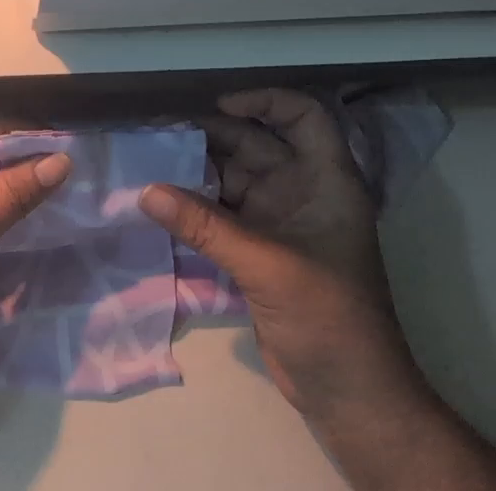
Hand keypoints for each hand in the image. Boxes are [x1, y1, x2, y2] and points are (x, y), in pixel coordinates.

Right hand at [139, 89, 421, 414]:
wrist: (349, 392)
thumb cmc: (328, 318)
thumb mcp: (267, 265)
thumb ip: (205, 226)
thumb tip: (146, 190)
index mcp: (327, 183)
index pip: (304, 118)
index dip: (265, 102)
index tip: (218, 108)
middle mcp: (303, 194)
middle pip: (256, 145)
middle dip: (211, 137)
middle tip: (159, 135)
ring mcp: (280, 223)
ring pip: (233, 179)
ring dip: (196, 172)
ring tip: (149, 164)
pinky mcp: (259, 251)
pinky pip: (222, 214)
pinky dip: (194, 206)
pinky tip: (160, 204)